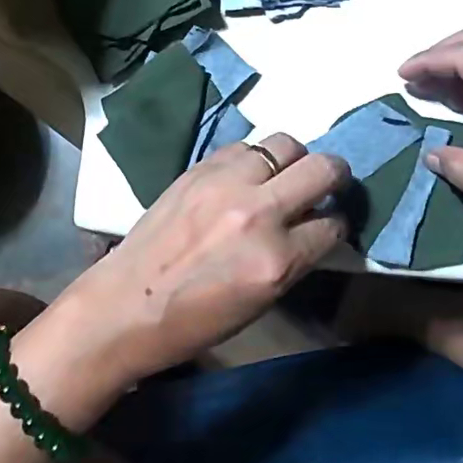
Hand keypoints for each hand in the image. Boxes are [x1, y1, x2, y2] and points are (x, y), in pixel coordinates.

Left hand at [51, 134, 347, 390]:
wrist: (125, 306)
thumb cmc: (197, 319)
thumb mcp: (263, 300)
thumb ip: (296, 257)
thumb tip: (318, 223)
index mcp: (276, 260)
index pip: (333, 225)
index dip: (337, 224)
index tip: (330, 223)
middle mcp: (259, 213)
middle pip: (323, 168)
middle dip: (335, 175)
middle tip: (328, 183)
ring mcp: (227, 185)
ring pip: (285, 143)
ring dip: (293, 159)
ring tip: (283, 174)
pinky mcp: (201, 168)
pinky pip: (246, 146)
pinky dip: (255, 159)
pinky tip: (246, 176)